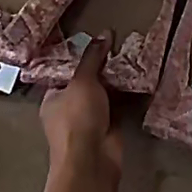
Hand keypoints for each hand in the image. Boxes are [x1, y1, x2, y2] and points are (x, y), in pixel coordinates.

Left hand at [40, 37, 121, 171]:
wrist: (92, 159)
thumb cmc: (77, 118)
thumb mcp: (83, 81)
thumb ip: (93, 57)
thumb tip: (104, 32)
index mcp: (53, 98)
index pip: (65, 72)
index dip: (81, 57)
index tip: (99, 41)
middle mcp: (68, 109)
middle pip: (86, 82)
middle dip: (102, 67)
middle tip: (121, 46)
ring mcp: (89, 119)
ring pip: (104, 93)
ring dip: (116, 80)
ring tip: (133, 56)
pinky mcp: (108, 126)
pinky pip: (118, 105)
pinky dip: (127, 94)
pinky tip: (139, 78)